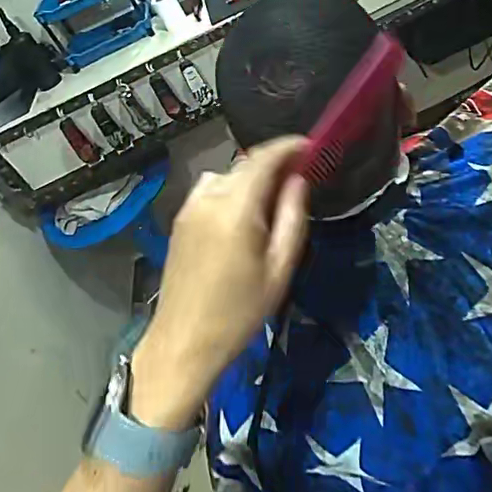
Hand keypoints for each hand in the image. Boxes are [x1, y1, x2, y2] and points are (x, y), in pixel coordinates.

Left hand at [129, 137, 310, 429]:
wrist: (182, 345)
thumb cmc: (238, 313)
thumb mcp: (279, 269)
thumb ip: (293, 217)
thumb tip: (299, 181)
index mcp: (236, 208)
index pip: (264, 158)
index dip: (289, 146)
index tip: (311, 146)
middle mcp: (210, 198)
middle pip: (247, 162)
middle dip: (275, 162)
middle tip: (300, 176)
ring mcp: (190, 207)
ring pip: (229, 173)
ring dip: (253, 176)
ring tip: (272, 198)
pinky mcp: (180, 219)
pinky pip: (212, 187)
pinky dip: (232, 187)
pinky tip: (242, 212)